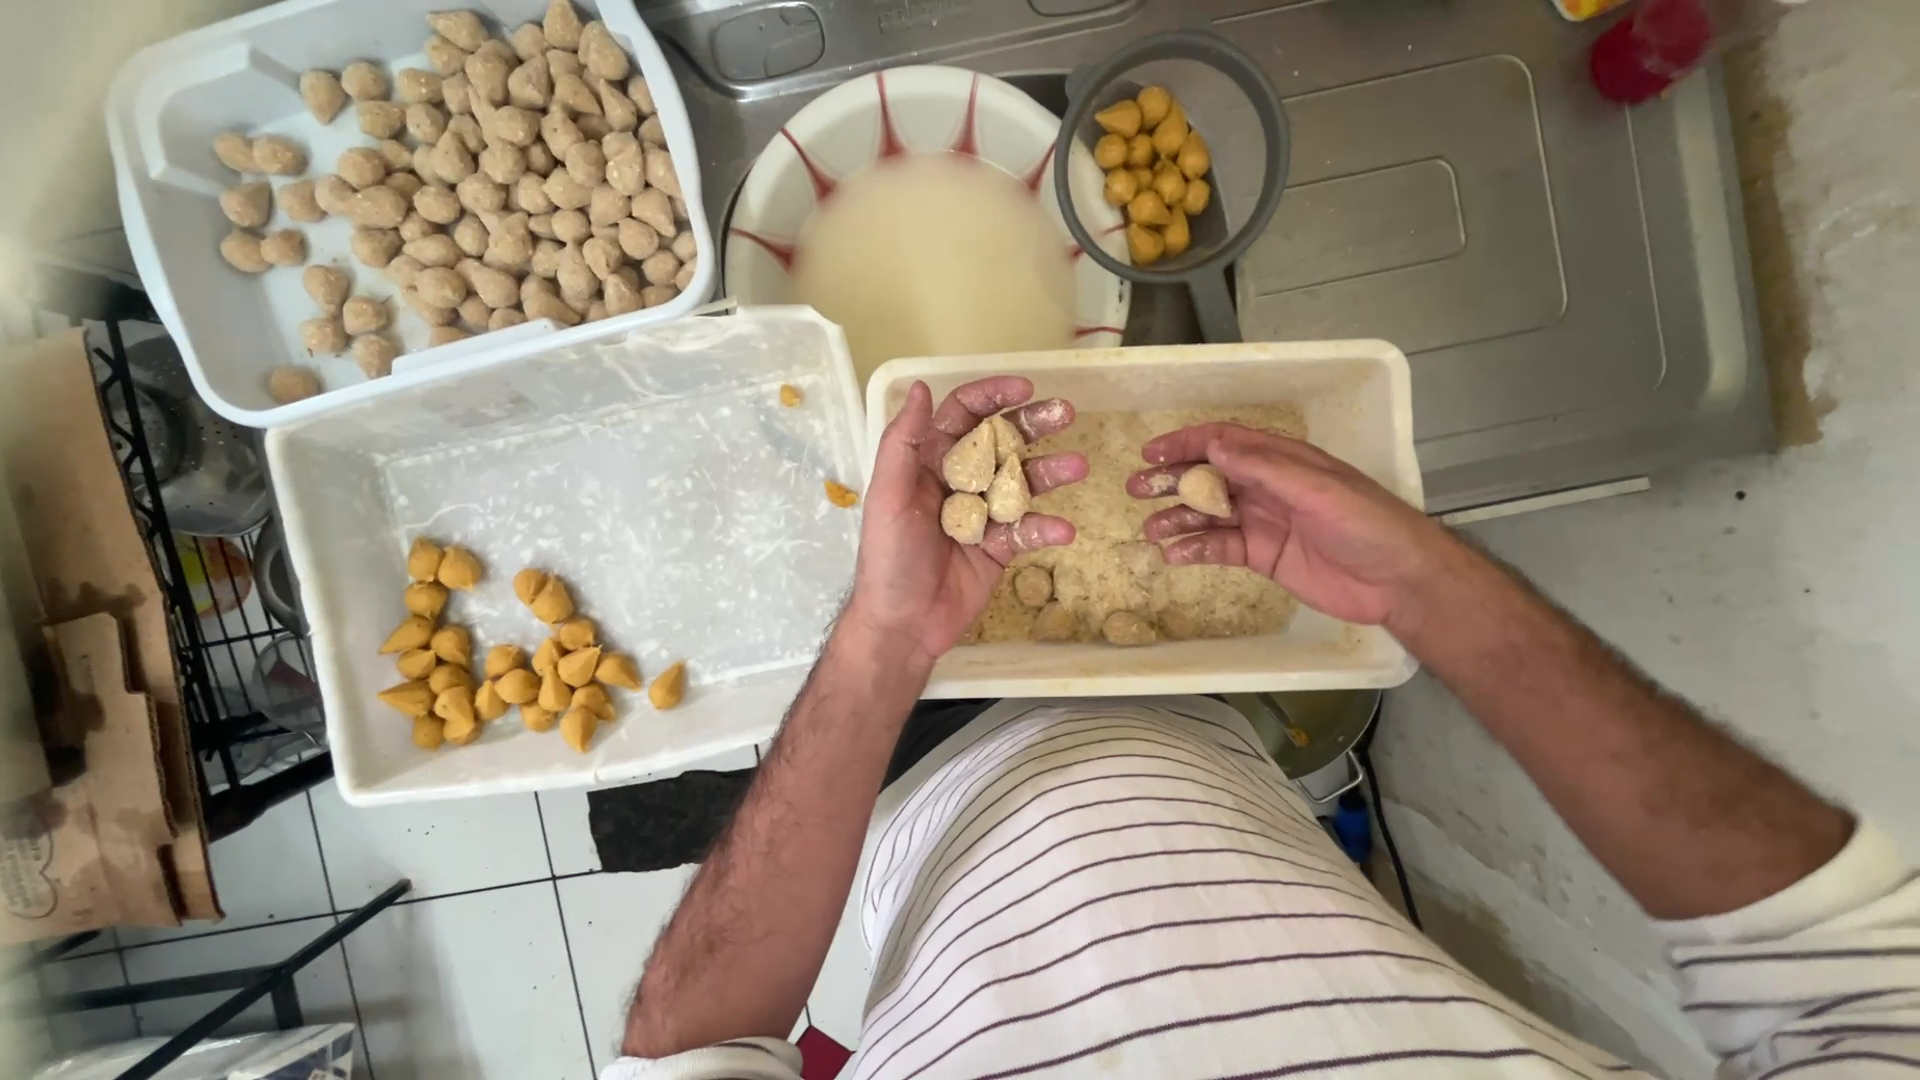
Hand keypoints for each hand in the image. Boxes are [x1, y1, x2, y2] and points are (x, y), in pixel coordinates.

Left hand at [844, 377, 1085, 667]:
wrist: (903, 623)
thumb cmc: (889, 557)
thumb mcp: (889, 496)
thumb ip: (903, 443)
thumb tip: (921, 388)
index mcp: (928, 462)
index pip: (963, 416)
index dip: (992, 397)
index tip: (1025, 389)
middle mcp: (958, 481)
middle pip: (1000, 441)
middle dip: (1032, 425)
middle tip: (1065, 413)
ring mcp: (982, 513)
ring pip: (1021, 482)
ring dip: (1050, 471)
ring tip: (1077, 466)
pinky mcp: (999, 547)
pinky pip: (1026, 529)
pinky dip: (1045, 528)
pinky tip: (1061, 529)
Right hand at [1127, 423, 1463, 629]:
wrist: (1397, 581)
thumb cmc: (1364, 523)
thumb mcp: (1318, 488)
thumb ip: (1265, 467)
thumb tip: (1214, 444)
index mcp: (1281, 462)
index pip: (1224, 443)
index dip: (1186, 444)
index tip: (1151, 454)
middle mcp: (1265, 487)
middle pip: (1207, 478)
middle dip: (1170, 481)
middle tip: (1136, 490)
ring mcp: (1261, 522)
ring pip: (1208, 515)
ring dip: (1176, 519)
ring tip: (1149, 531)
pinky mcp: (1261, 555)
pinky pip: (1219, 548)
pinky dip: (1195, 550)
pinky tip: (1174, 556)